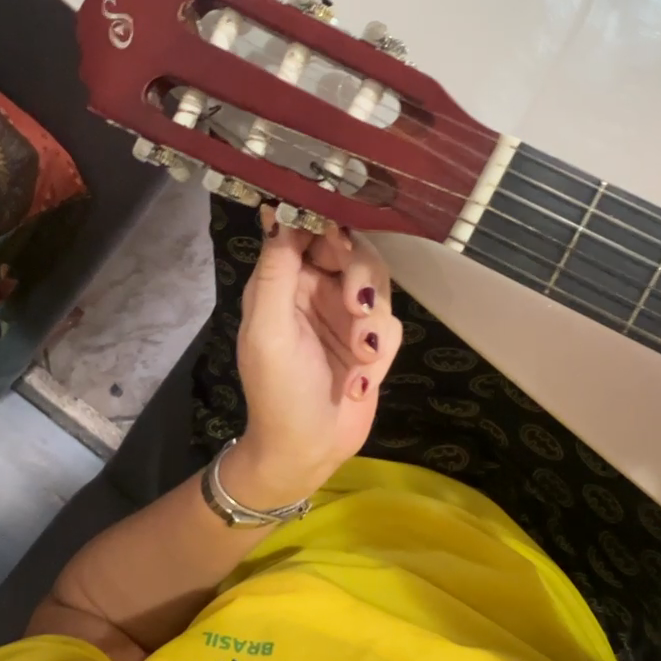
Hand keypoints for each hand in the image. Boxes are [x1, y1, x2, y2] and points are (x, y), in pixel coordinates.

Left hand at [226, 206, 402, 508]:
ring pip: (379, 286)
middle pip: (354, 251)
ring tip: (359, 357)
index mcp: (283, 281)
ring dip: (372, 323)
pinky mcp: (373, 342)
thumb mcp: (268, 331)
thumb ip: (276, 270)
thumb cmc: (278, 392)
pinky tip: (358, 382)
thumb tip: (275, 209)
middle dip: (361, 277)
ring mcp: (347, 315)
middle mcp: (317, 289)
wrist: (307, 451)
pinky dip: (379, 352)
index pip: (310, 231)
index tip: (342, 241)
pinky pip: (392, 324)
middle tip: (356, 307)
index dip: (330, 227)